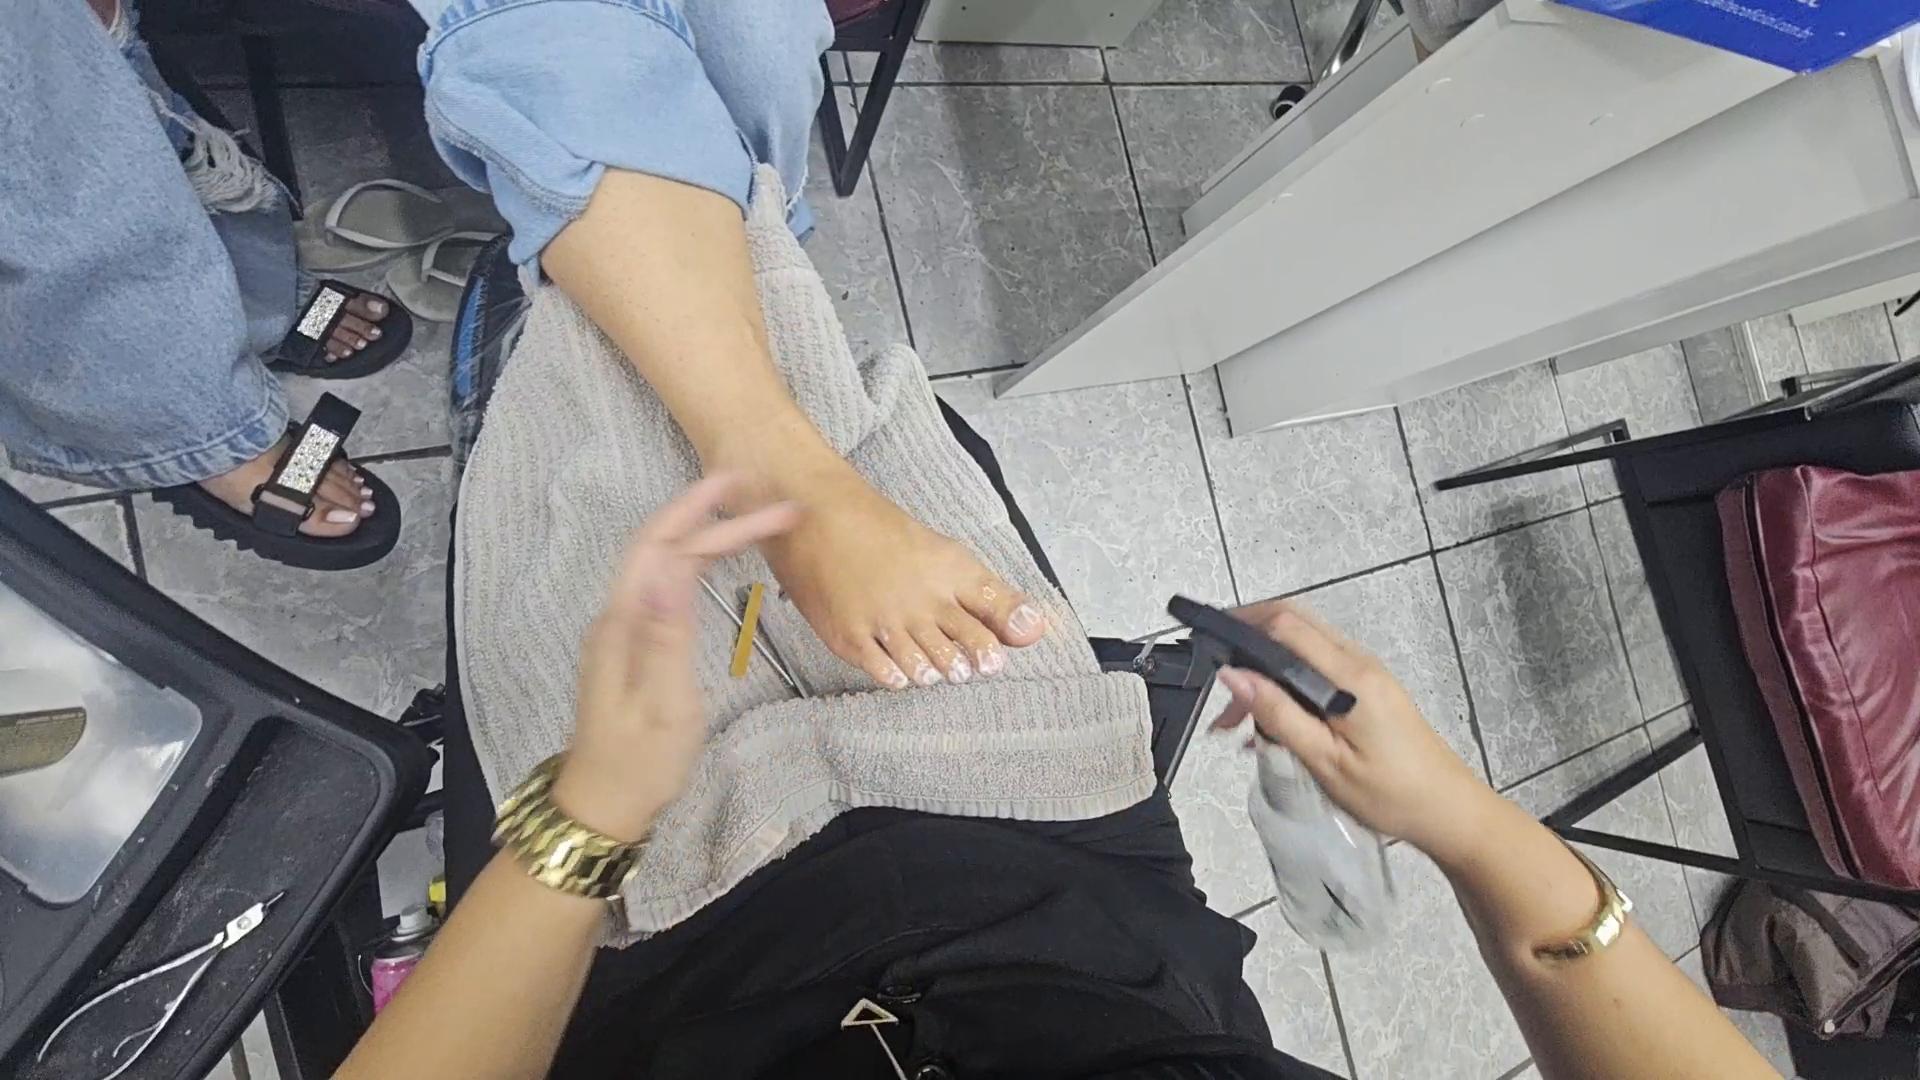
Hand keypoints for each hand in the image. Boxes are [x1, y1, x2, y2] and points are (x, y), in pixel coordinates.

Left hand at [552, 475, 797, 841]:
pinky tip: (719, 561)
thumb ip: (668, 637)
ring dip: (707, 535)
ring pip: (665, 562)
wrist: (603, 804)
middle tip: (769, 506)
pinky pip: (668, 584)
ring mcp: (625, 627)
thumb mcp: (663, 704)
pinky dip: (699, 562)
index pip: (662, 547)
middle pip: (664, 546)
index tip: (743, 488)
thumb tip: (671, 572)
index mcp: (623, 623)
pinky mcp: (637, 641)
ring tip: (752, 520)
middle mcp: (619, 614)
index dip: (699, 511)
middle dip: (713, 518)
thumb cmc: (640, 761)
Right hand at [757, 459, 1048, 688]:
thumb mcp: (943, 553)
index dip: (1010, 633)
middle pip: (968, 647)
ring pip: (930, 668)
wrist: (816, 515)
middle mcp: (921, 599)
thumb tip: (1039, 629)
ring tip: (935, 664)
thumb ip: (991, 596)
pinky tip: (901, 667)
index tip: (1007, 648)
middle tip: (973, 664)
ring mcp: (885, 621)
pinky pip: (887, 675)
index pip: (997, 610)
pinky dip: (900, 677)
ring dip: (938, 671)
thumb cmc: (880, 531)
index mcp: (949, 570)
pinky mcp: (851, 638)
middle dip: (977, 660)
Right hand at [1211, 600, 1497, 859]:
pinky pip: (1313, 666)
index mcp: (1348, 677)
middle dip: (1245, 637)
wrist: (1452, 814)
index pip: (1284, 625)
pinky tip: (1264, 722)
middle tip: (1211, 669)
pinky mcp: (1364, 686)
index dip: (1241, 622)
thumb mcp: (1325, 761)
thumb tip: (1231, 674)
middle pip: (1291, 622)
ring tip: (1231, 718)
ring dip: (1260, 666)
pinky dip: (1281, 681)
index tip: (1205, 640)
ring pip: (1299, 645)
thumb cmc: (1390, 794)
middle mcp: (1357, 662)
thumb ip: (1277, 713)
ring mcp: (1363, 671)